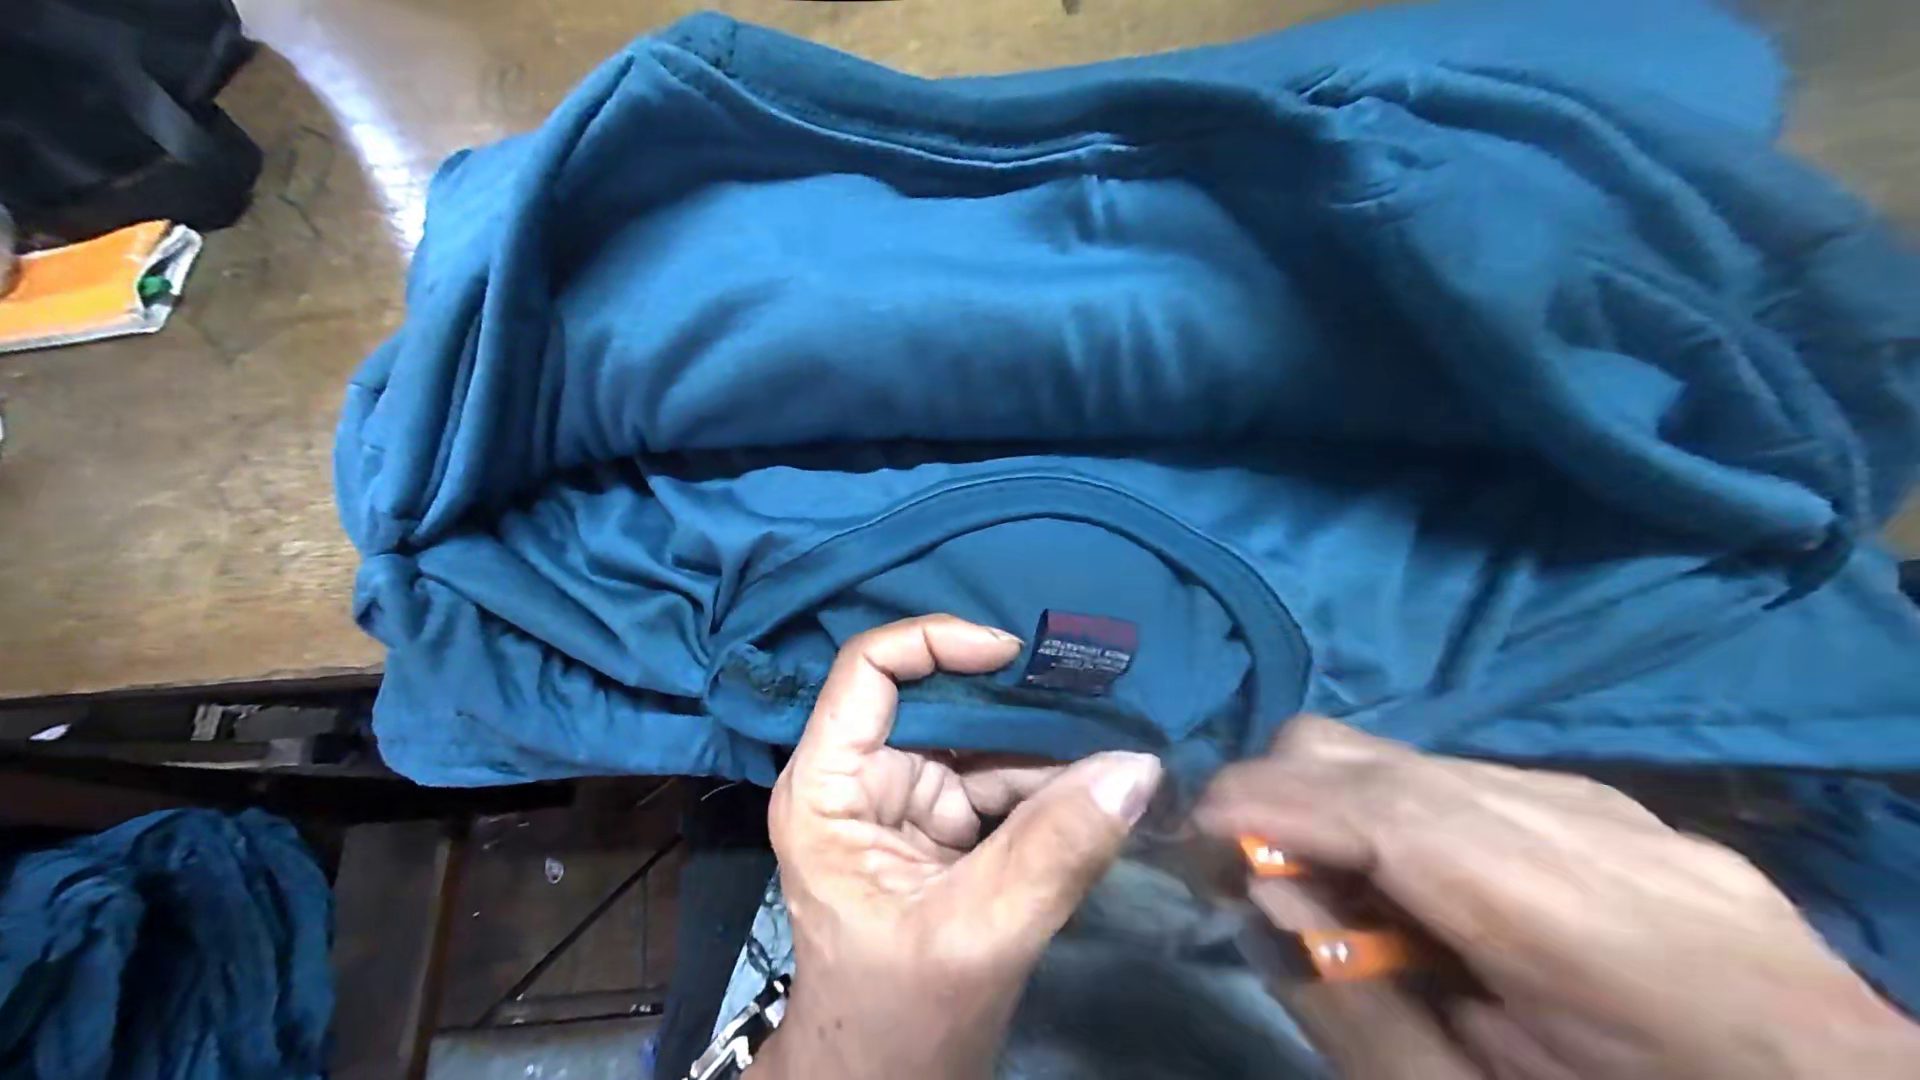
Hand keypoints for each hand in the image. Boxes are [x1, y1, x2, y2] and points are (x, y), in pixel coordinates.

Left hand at [749, 615, 1163, 1079]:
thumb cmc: (899, 1020)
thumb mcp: (979, 934)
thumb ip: (1056, 849)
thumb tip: (1137, 769)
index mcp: (828, 785)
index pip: (869, 670)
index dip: (935, 642)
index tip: (1011, 653)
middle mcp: (859, 774)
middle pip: (930, 695)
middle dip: (1007, 695)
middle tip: (1084, 688)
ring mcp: (901, 794)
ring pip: (973, 736)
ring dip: (1038, 738)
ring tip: (1108, 727)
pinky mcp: (938, 820)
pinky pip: (995, 777)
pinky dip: (1043, 778)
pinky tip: (1095, 776)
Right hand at [1194, 716, 1919, 1079]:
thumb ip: (1353, 1003)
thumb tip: (1259, 882)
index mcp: (1626, 952)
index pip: (1399, 815)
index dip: (1271, 804)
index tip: (1192, 829)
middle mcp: (1620, 844)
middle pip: (1385, 761)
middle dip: (1282, 797)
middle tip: (1252, 872)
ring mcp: (1623, 818)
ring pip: (1405, 758)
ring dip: (1333, 807)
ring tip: (1337, 893)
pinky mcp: (1614, 815)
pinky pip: (1452, 780)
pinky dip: (1391, 816)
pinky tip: (1414, 891)